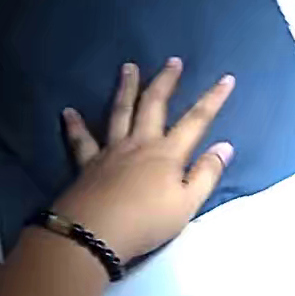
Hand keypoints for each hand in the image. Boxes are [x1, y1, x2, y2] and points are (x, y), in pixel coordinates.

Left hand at [52, 58, 234, 259]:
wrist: (93, 234)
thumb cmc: (147, 221)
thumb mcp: (188, 204)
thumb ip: (206, 174)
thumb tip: (224, 146)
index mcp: (168, 153)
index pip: (196, 120)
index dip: (213, 99)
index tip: (226, 78)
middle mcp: (140, 144)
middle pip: (154, 105)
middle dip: (166, 82)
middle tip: (172, 61)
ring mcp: (111, 151)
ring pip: (120, 113)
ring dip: (126, 89)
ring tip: (128, 68)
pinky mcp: (87, 164)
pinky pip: (81, 141)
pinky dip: (75, 126)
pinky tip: (68, 112)